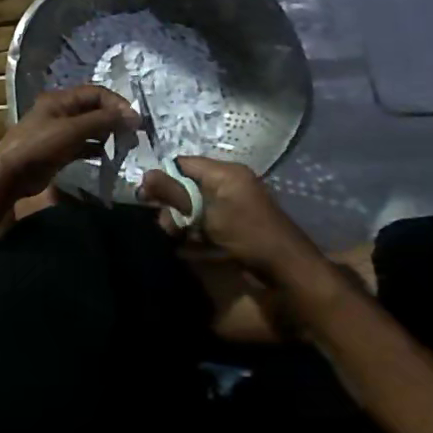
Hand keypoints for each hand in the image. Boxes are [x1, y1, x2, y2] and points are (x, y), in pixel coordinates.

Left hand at [0, 85, 139, 199]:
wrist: (10, 173)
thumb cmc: (40, 146)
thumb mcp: (73, 130)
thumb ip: (103, 120)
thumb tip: (133, 115)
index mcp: (60, 100)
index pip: (95, 93)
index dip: (116, 103)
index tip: (133, 120)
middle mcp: (60, 112)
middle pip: (93, 109)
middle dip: (114, 118)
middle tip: (132, 134)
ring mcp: (58, 131)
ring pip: (89, 127)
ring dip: (107, 133)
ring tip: (124, 145)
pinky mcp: (58, 150)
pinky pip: (82, 145)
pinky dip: (96, 148)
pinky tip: (107, 156)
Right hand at [139, 156, 332, 286]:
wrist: (287, 269)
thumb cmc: (247, 235)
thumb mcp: (207, 214)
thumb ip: (176, 194)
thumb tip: (146, 175)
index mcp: (225, 172)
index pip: (183, 163)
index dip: (163, 178)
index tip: (148, 200)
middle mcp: (230, 182)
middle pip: (187, 184)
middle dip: (173, 205)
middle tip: (169, 227)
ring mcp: (235, 202)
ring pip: (195, 204)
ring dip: (183, 221)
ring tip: (181, 239)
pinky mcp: (237, 221)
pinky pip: (207, 218)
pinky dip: (197, 229)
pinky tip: (192, 245)